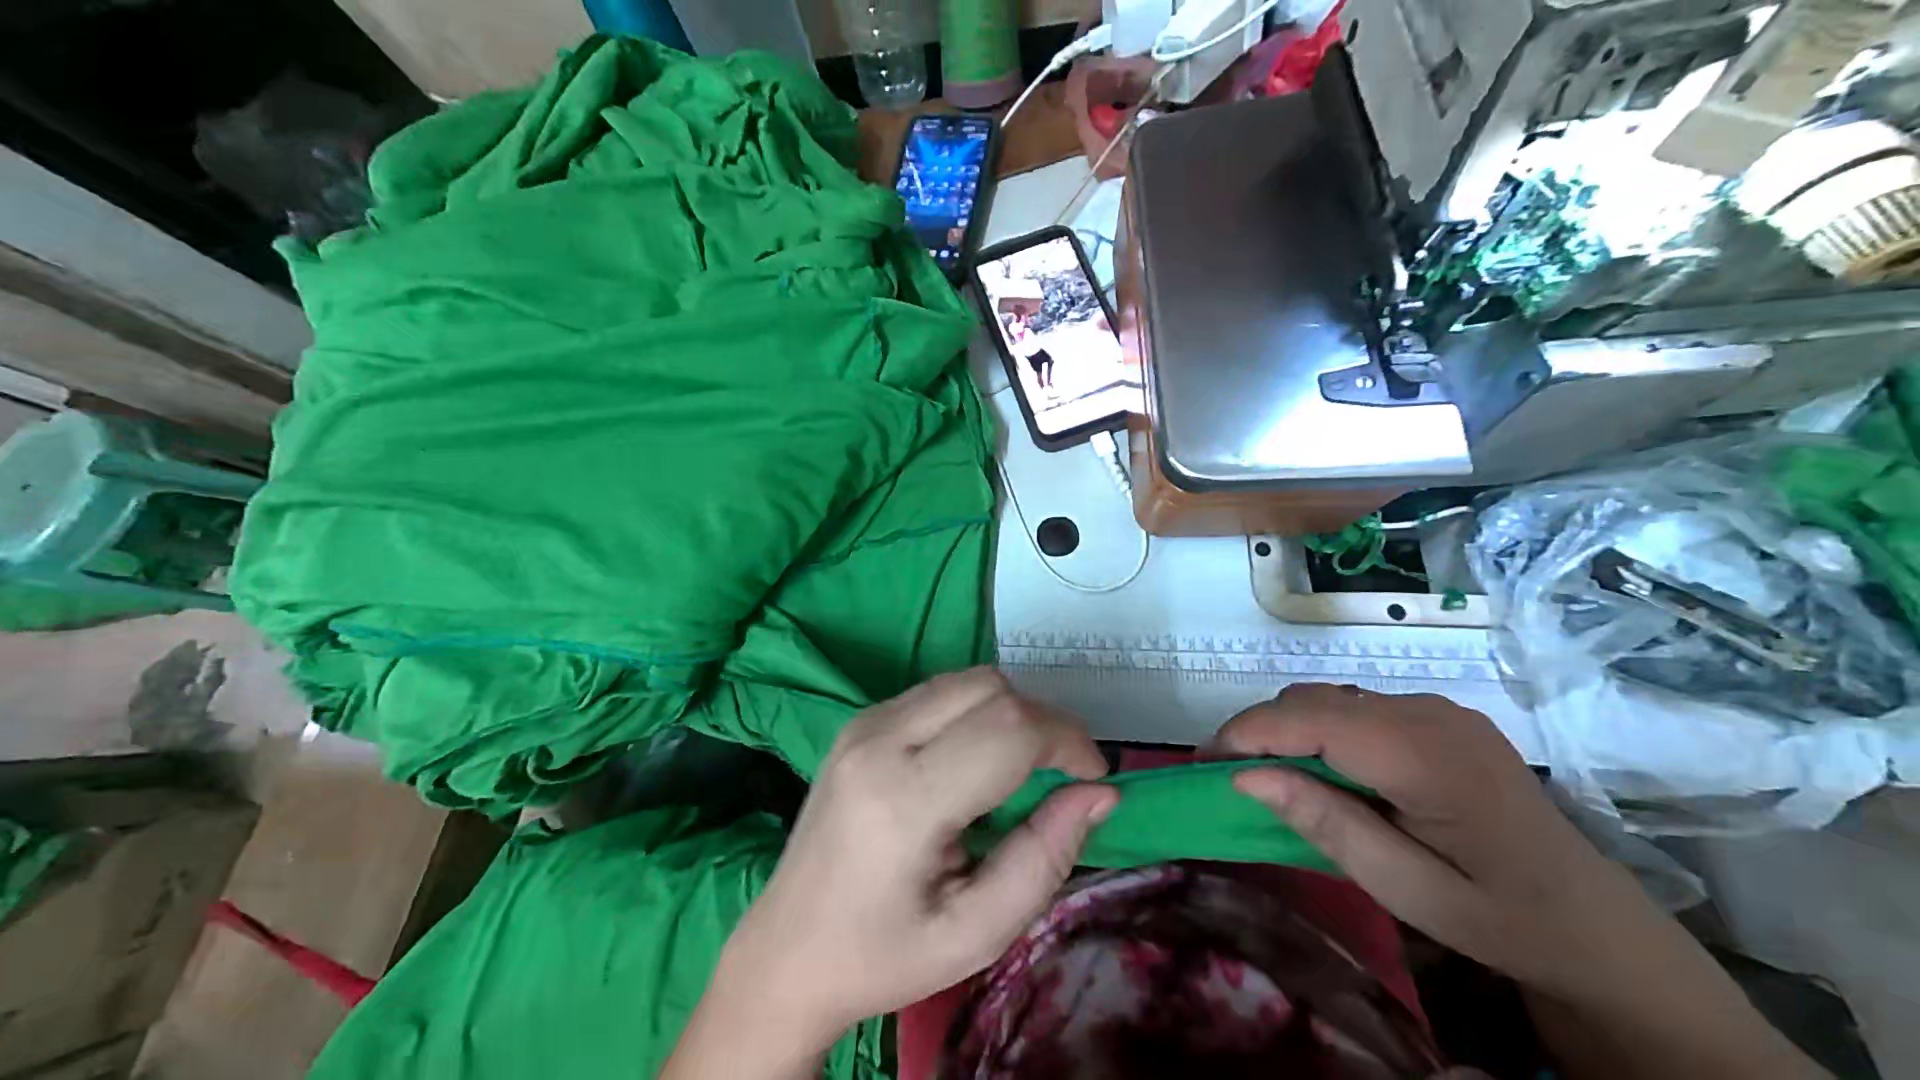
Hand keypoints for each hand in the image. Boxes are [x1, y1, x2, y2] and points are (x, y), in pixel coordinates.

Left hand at [667, 669, 1114, 1075]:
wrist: (787, 949)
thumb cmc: (884, 954)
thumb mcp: (977, 931)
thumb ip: (1045, 857)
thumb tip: (1099, 793)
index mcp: (903, 798)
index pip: (1007, 728)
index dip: (1066, 741)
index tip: (1094, 779)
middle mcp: (877, 740)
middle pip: (990, 688)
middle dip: (1042, 722)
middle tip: (1061, 776)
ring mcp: (863, 723)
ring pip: (966, 680)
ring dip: (1010, 713)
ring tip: (1023, 770)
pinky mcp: (858, 721)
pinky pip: (939, 691)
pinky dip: (977, 712)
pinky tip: (975, 762)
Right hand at [1214, 683, 1609, 991]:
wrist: (1598, 927)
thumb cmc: (1502, 918)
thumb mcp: (1408, 889)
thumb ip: (1326, 824)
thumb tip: (1244, 776)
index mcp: (1426, 755)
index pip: (1311, 719)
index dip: (1247, 732)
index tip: (1202, 764)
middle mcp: (1430, 714)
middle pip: (1315, 701)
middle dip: (1260, 732)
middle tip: (1226, 778)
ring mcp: (1438, 711)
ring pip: (1331, 700)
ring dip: (1287, 730)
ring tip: (1265, 777)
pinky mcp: (1439, 720)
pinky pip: (1356, 710)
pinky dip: (1319, 732)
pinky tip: (1319, 772)